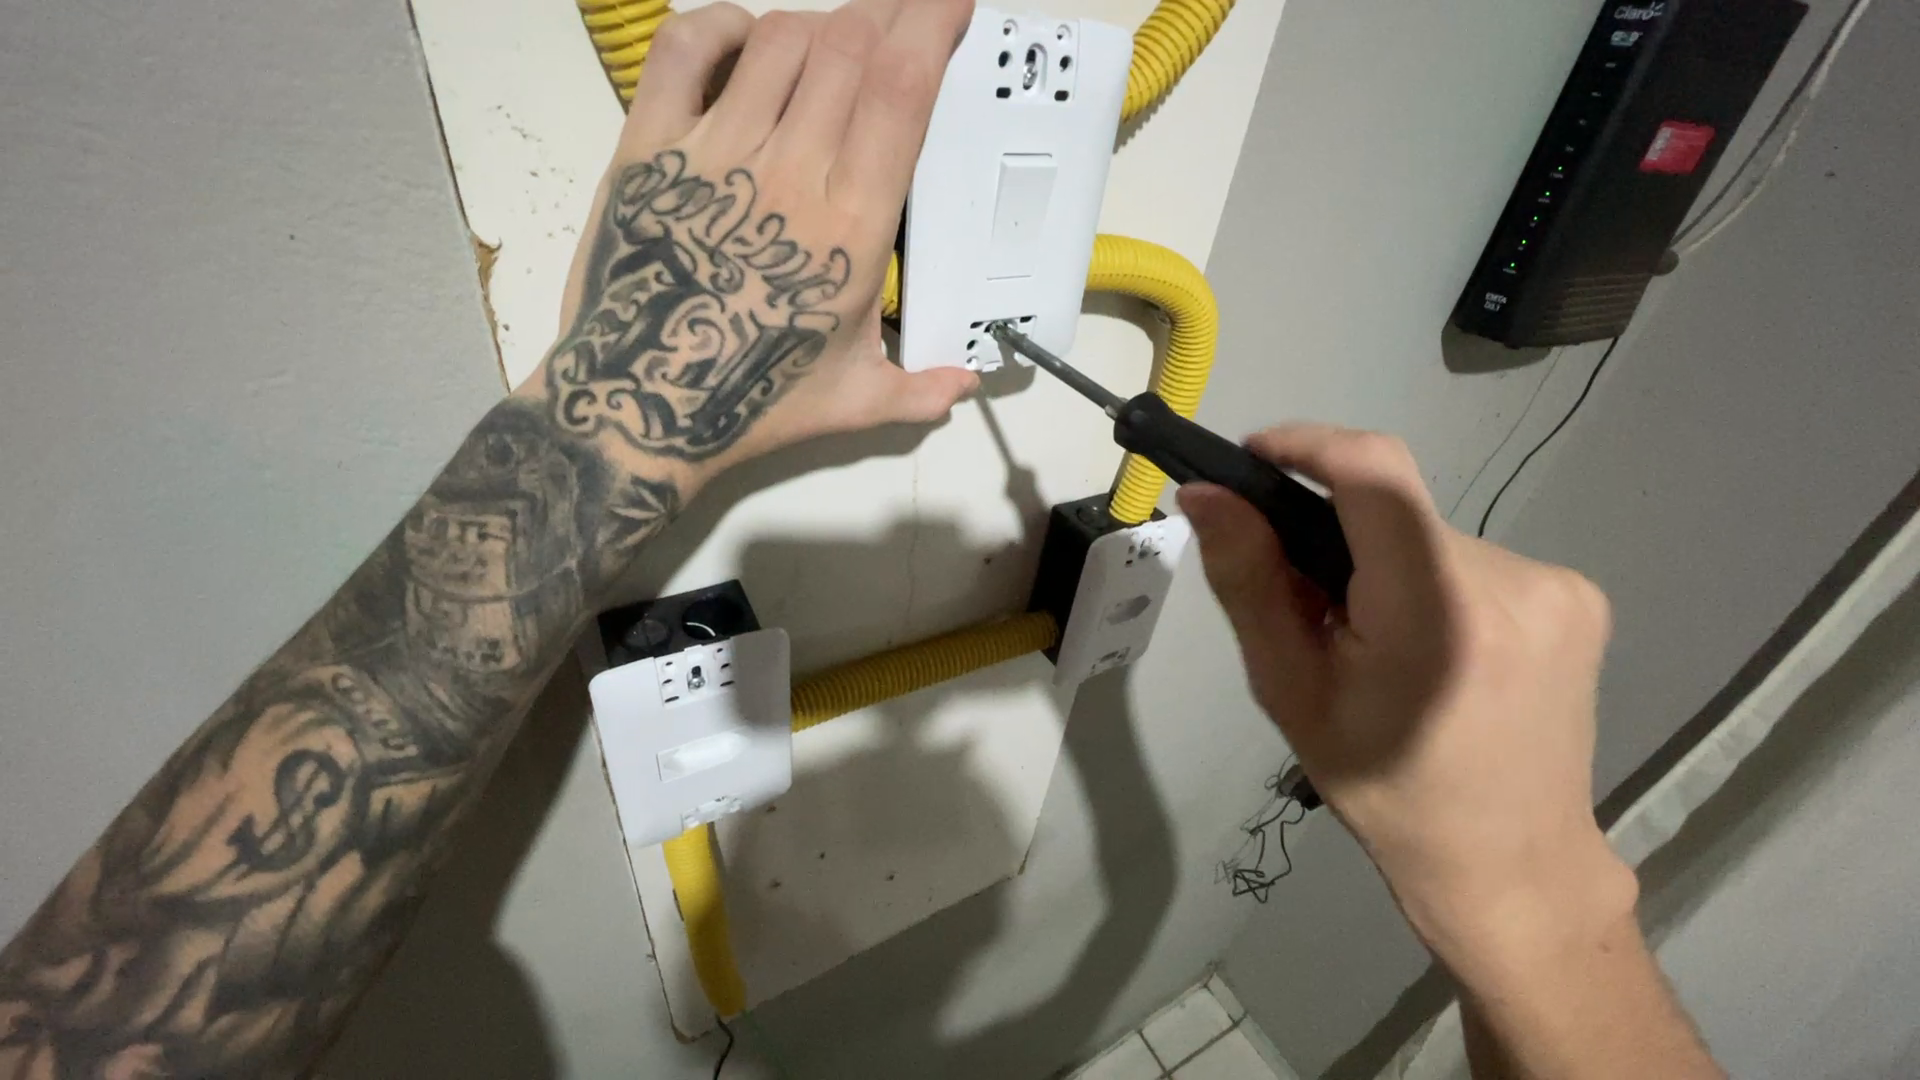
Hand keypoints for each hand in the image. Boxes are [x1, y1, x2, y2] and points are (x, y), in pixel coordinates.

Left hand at [529, 0, 979, 492]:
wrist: (639, 407)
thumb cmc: (753, 403)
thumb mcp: (855, 404)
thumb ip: (921, 392)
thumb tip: (970, 385)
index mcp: (850, 228)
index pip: (901, 92)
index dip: (933, 26)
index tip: (953, 3)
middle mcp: (789, 171)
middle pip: (849, 46)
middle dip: (891, 11)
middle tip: (907, 17)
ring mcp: (713, 151)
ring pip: (781, 38)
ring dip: (823, 24)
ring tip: (840, 46)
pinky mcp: (648, 146)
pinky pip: (686, 47)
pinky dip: (725, 25)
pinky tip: (750, 42)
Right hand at [1178, 425, 1635, 977]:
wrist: (1507, 861)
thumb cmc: (1381, 784)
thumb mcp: (1287, 687)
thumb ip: (1247, 581)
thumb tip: (1205, 494)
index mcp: (1435, 612)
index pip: (1374, 472)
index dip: (1308, 443)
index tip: (1254, 456)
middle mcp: (1514, 581)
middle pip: (1392, 513)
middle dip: (1332, 538)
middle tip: (1302, 602)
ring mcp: (1560, 587)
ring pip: (1428, 536)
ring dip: (1381, 564)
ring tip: (1366, 637)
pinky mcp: (1580, 596)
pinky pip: (1470, 558)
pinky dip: (1426, 581)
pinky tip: (1423, 644)